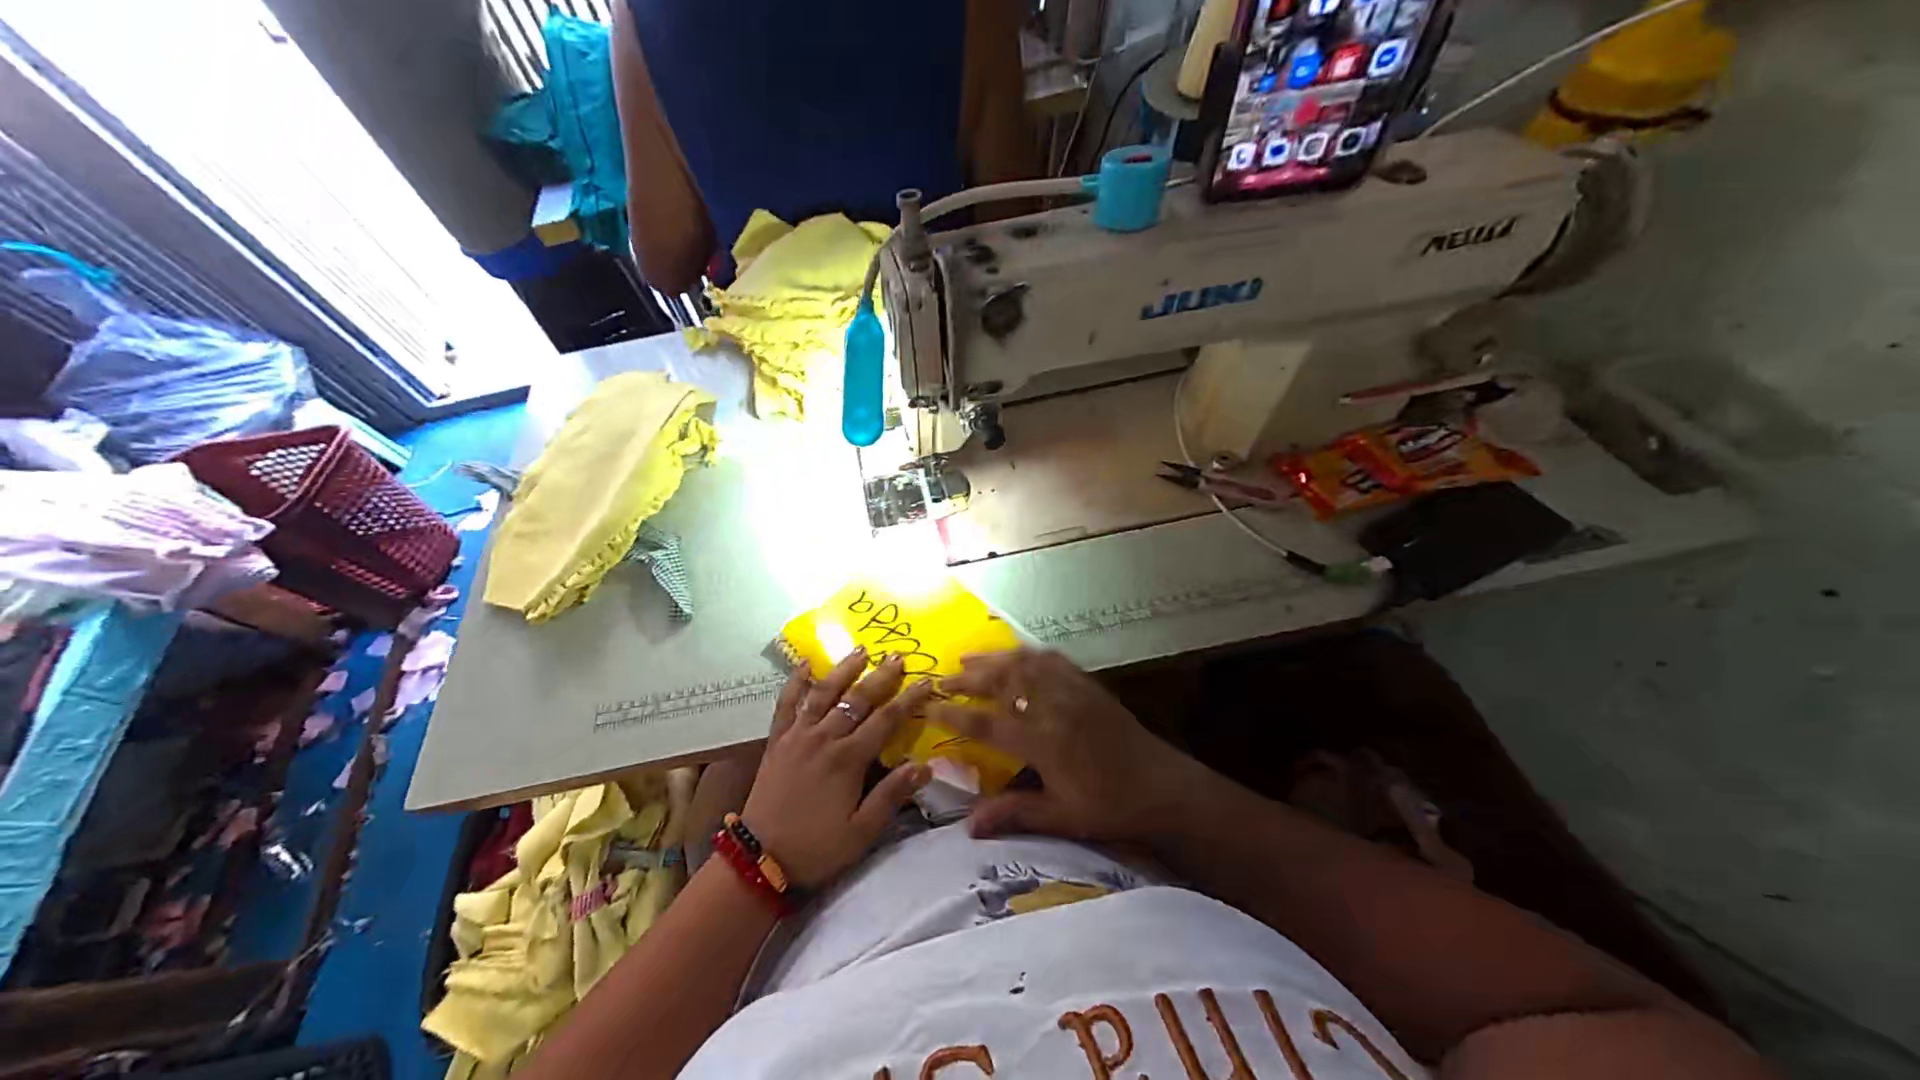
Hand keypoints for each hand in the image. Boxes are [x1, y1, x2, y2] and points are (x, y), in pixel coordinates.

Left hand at [740, 648, 932, 888]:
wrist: (760, 858)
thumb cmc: (817, 847)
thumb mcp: (862, 831)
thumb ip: (891, 795)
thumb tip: (924, 766)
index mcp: (848, 760)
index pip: (886, 720)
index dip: (909, 699)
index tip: (927, 682)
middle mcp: (824, 738)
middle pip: (858, 699)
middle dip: (881, 676)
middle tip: (898, 655)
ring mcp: (797, 736)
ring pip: (824, 692)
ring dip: (844, 669)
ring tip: (861, 649)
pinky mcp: (777, 740)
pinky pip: (787, 704)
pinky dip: (795, 682)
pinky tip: (805, 664)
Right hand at [929, 649, 1203, 843]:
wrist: (1165, 787)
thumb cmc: (1111, 807)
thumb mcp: (1063, 817)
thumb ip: (1015, 814)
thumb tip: (968, 826)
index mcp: (1044, 742)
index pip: (988, 723)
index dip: (955, 715)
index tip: (929, 708)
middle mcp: (1054, 707)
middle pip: (1003, 683)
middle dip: (969, 678)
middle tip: (942, 678)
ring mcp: (1073, 691)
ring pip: (1025, 664)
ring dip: (994, 658)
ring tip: (969, 657)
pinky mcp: (1089, 685)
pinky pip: (1053, 660)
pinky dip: (1029, 653)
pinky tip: (1018, 654)